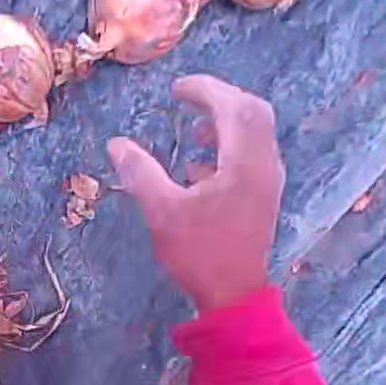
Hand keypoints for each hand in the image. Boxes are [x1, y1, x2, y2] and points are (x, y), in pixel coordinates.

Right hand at [110, 75, 285, 312]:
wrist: (233, 296)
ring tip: (194, 132)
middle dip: (221, 100)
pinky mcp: (264, 199)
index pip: (232, 106)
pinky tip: (199, 169)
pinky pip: (253, 157)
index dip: (205, 90)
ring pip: (255, 135)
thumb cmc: (200, 253)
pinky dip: (228, 149)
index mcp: (245, 162)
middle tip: (190, 100)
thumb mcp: (163, 212)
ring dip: (226, 124)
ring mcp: (269, 183)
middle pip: (252, 113)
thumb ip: (141, 173)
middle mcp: (265, 165)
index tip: (176, 89)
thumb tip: (117, 144)